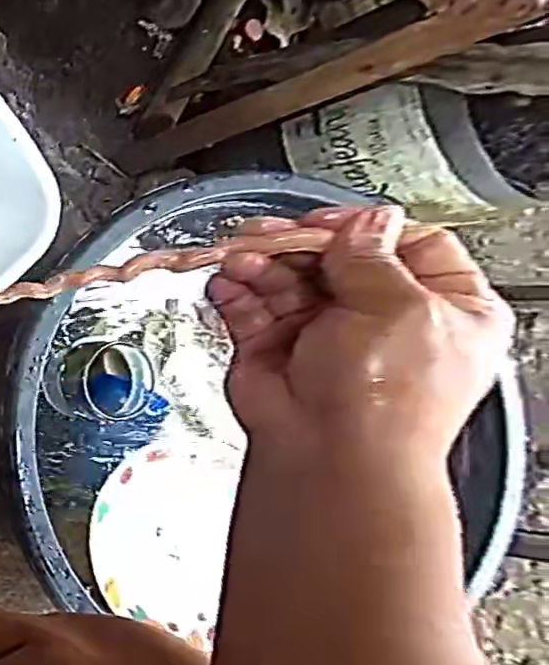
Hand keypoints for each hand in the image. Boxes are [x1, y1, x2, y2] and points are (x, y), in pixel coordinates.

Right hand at [205, 205, 512, 462]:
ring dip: (258, 266)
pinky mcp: (269, 343)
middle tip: (265, 236)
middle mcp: (377, 314)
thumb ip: (374, 260)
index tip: (327, 223)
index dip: (364, 229)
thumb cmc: (386, 393)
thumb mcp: (399, 309)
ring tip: (239, 262)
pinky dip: (233, 291)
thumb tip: (369, 221)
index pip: (405, 245)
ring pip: (284, 280)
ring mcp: (319, 329)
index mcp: (437, 303)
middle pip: (333, 259)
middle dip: (296, 246)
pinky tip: (226, 282)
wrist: (327, 443)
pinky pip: (247, 307)